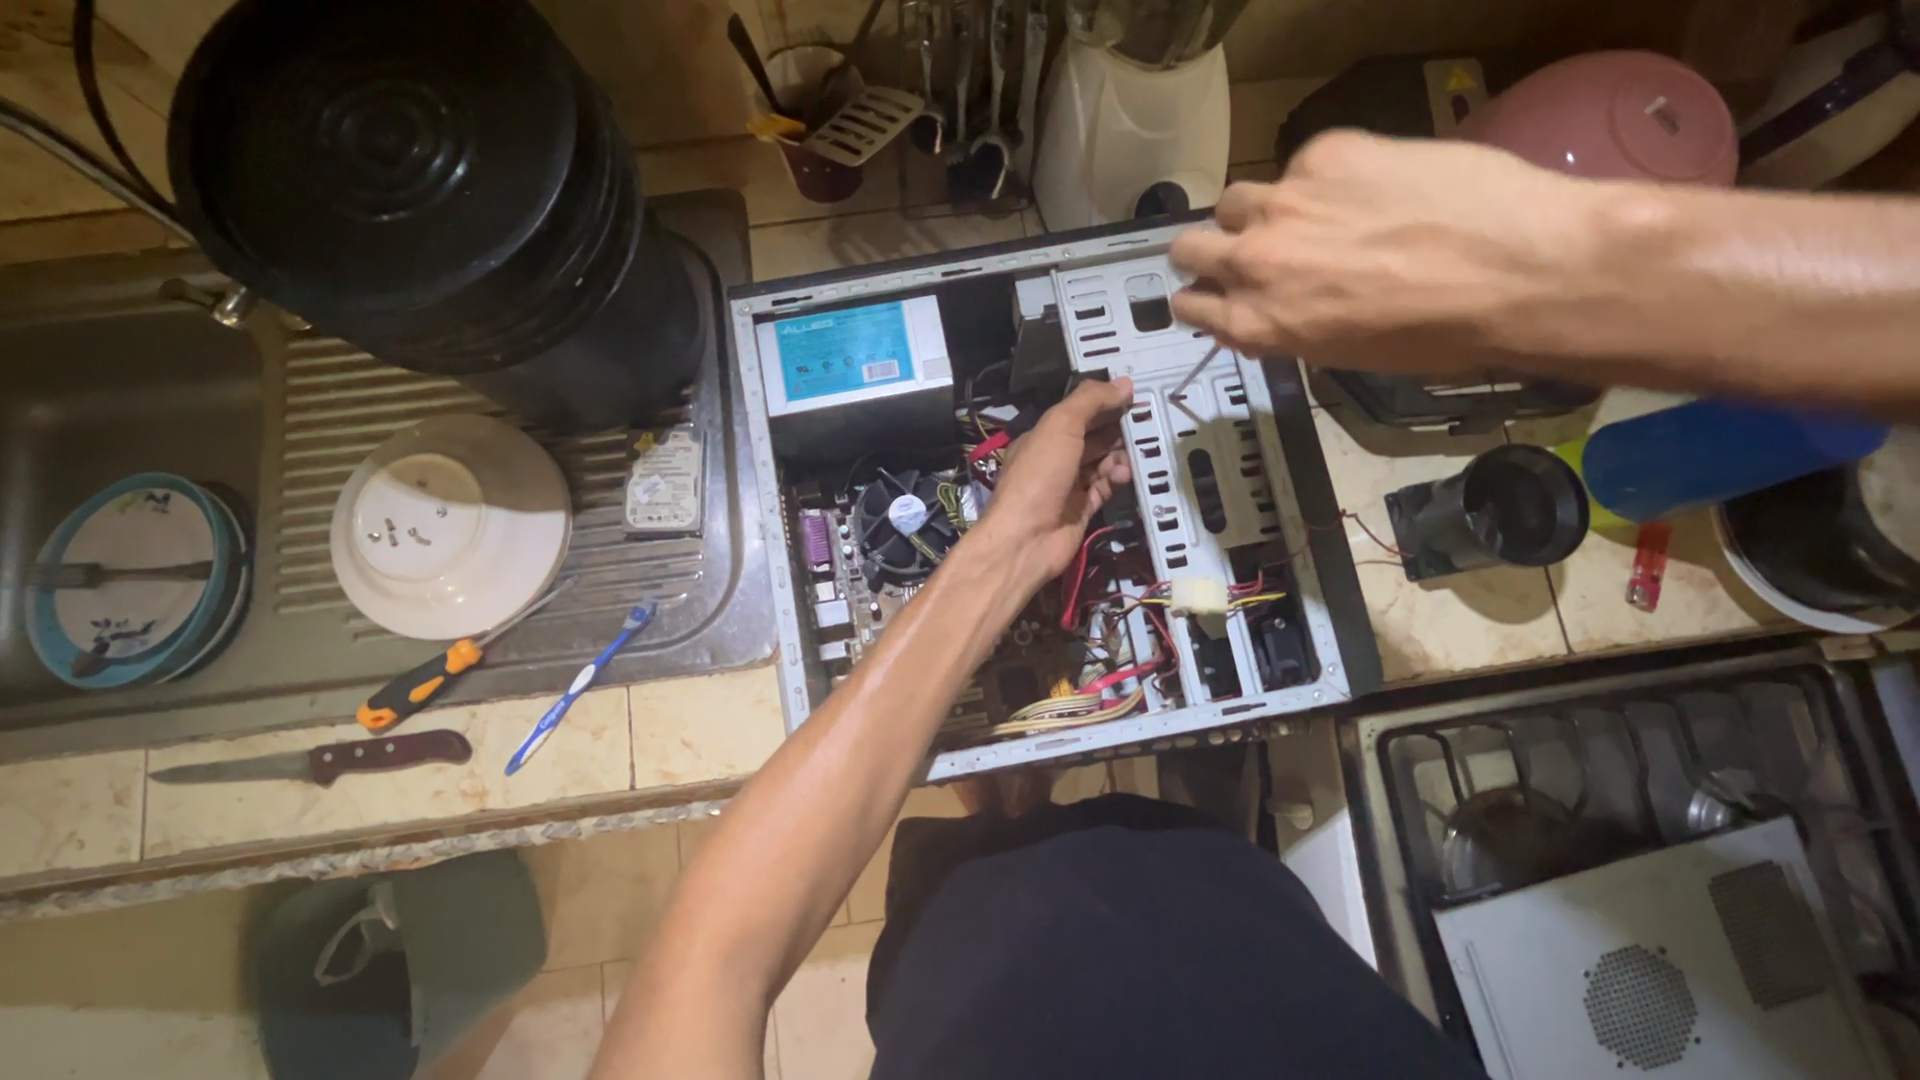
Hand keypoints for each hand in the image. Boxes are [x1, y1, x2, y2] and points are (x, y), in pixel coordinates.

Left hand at [972, 377, 1132, 592]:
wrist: (1027, 538)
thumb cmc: (1039, 475)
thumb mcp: (1060, 425)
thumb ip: (1090, 401)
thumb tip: (1124, 384)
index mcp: (1042, 436)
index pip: (1076, 413)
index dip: (1102, 402)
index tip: (1132, 395)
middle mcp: (1054, 459)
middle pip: (1091, 437)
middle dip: (1116, 428)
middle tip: (1145, 420)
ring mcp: (1068, 486)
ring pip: (1101, 462)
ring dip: (1119, 454)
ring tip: (1137, 450)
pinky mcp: (1082, 510)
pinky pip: (1105, 488)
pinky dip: (1117, 479)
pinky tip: (1126, 474)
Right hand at [1168, 131, 1614, 373]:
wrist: (1517, 269)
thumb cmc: (1437, 336)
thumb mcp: (1342, 354)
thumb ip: (1285, 327)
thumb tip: (1275, 309)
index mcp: (1256, 323)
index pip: (1188, 304)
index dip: (1201, 299)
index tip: (1216, 294)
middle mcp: (1253, 263)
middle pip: (1188, 247)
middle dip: (1207, 252)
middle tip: (1245, 253)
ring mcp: (1285, 203)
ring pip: (1233, 201)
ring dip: (1254, 213)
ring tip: (1302, 216)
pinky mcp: (1326, 153)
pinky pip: (1298, 166)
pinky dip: (1318, 180)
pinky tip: (1365, 188)